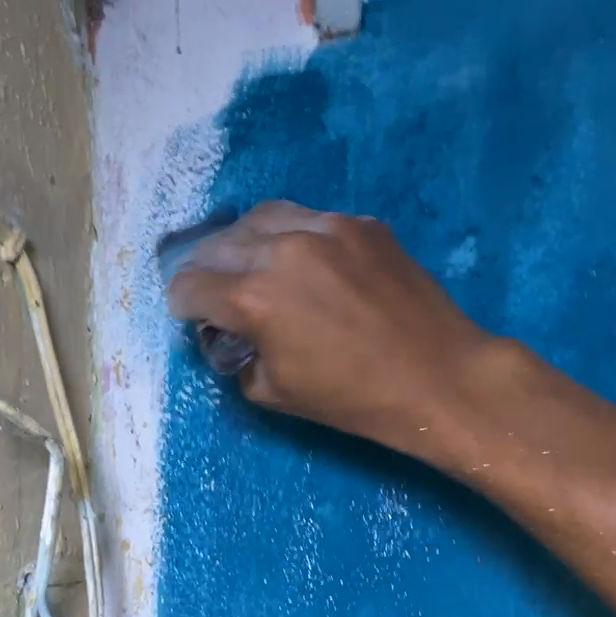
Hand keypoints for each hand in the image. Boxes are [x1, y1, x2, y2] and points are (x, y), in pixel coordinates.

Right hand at [165, 201, 522, 461]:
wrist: (435, 376)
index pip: (190, 285)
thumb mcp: (272, 392)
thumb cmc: (349, 398)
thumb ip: (234, 357)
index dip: (181, 304)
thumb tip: (225, 334)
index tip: (187, 314)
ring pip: (259, 218)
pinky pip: (305, 219)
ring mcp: (325, 228)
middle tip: (211, 293)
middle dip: (205, 271)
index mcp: (254, 298)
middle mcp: (282, 250)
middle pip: (217, 245)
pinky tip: (298, 262)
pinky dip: (287, 237)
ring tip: (246, 265)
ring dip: (241, 243)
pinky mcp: (359, 224)